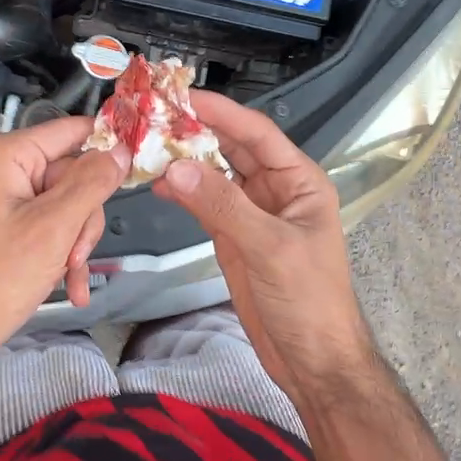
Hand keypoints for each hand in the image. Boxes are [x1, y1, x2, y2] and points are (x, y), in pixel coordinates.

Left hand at [0, 116, 128, 377]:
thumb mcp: (53, 229)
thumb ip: (91, 184)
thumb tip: (121, 151)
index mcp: (6, 155)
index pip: (71, 131)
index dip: (106, 148)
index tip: (137, 171)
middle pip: (70, 174)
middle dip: (83, 217)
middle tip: (77, 255)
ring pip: (62, 205)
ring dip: (75, 242)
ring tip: (71, 278)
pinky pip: (43, 226)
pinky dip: (58, 253)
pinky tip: (70, 287)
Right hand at [155, 92, 372, 398]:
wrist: (313, 364)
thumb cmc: (310, 302)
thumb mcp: (271, 248)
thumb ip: (224, 206)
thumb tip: (177, 168)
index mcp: (299, 181)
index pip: (256, 133)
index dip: (222, 111)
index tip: (184, 96)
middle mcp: (275, 189)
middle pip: (232, 147)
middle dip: (196, 130)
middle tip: (155, 115)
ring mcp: (251, 212)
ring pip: (214, 173)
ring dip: (184, 159)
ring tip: (147, 143)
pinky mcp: (232, 236)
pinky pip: (204, 202)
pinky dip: (181, 191)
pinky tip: (157, 183)